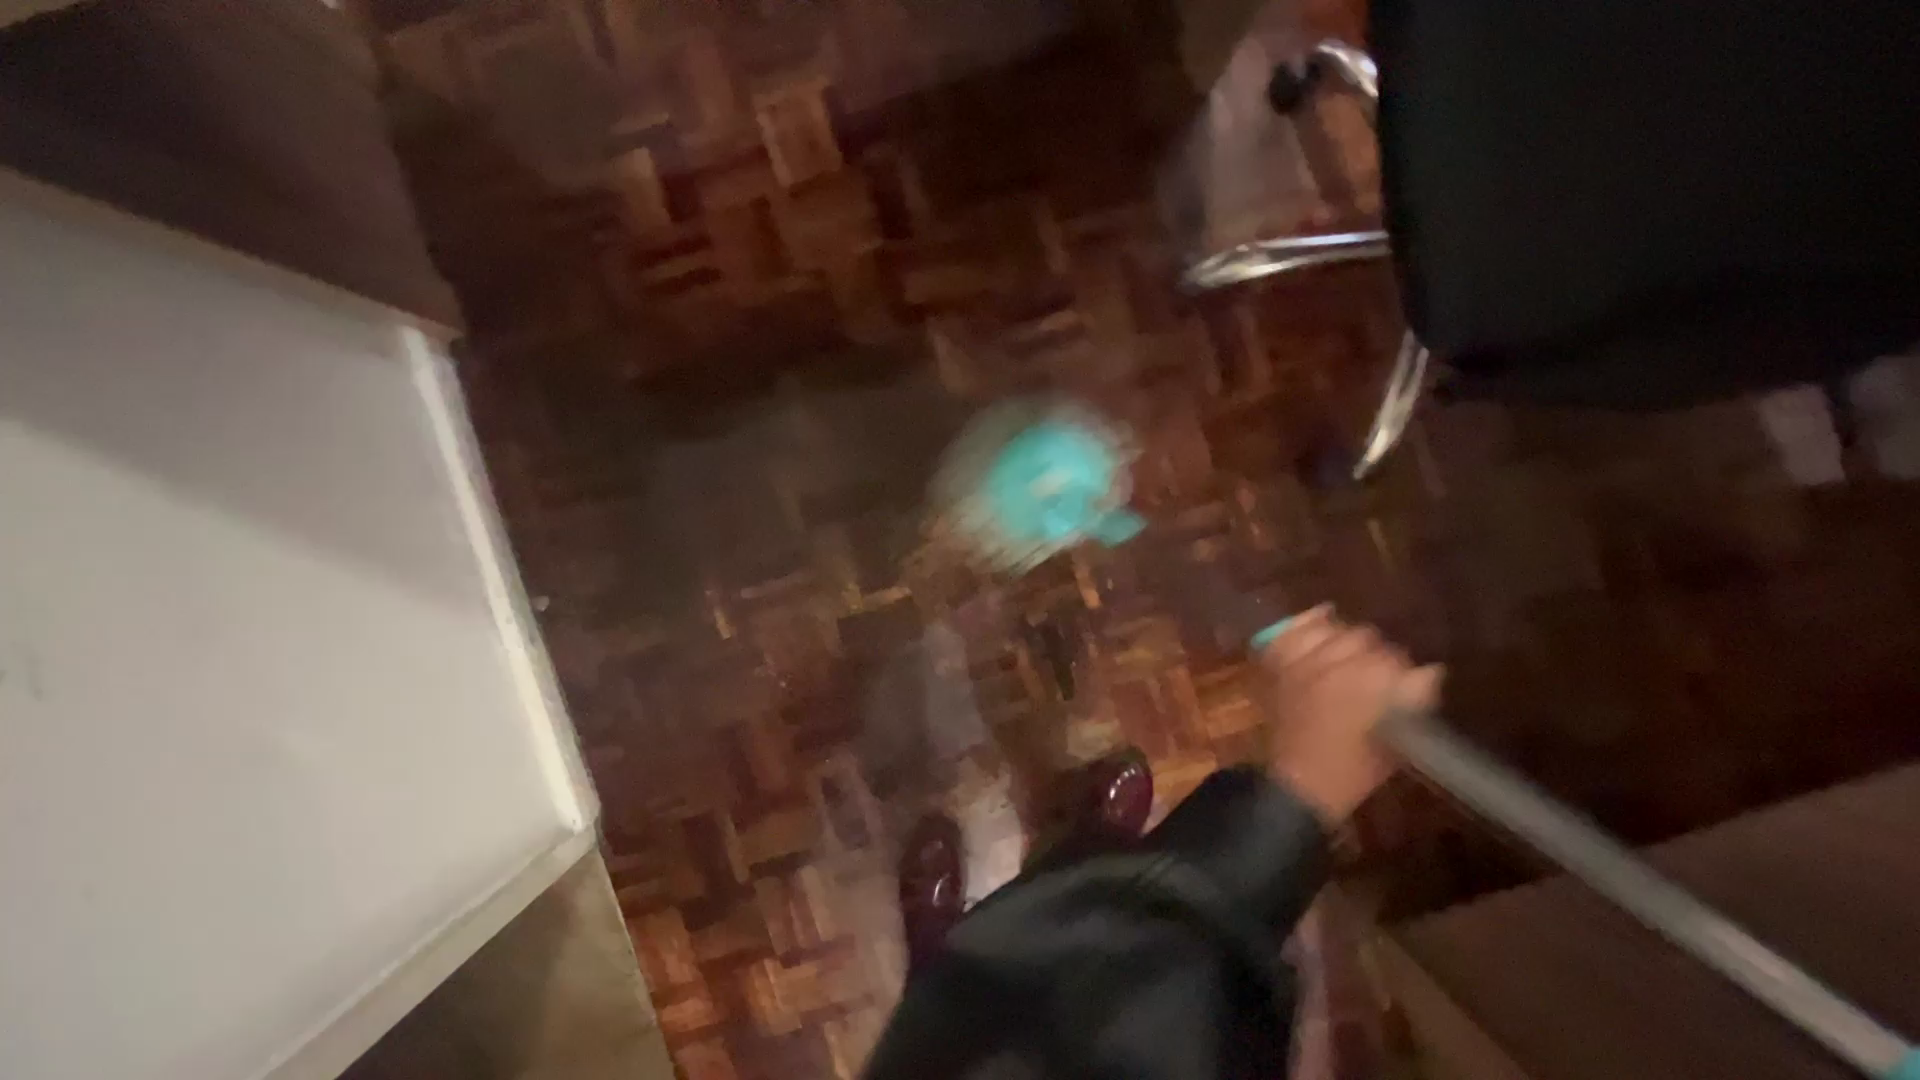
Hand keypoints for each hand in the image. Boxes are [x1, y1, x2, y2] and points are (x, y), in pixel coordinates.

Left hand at [1259, 606, 1442, 824]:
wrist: (1299, 780)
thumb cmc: (1352, 770)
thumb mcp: (1396, 741)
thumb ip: (1411, 701)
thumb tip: (1428, 673)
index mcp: (1371, 682)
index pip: (1396, 657)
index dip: (1404, 670)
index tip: (1407, 681)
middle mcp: (1336, 663)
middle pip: (1365, 638)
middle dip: (1377, 653)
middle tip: (1380, 672)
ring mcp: (1303, 661)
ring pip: (1332, 629)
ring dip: (1345, 638)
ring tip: (1351, 654)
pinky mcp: (1279, 664)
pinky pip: (1293, 632)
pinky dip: (1307, 625)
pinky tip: (1323, 620)